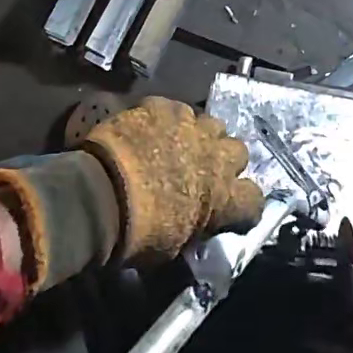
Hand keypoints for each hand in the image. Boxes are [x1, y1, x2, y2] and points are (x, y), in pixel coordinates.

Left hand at [73, 96, 266, 264]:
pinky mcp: (164, 106)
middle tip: (203, 170)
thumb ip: (193, 229)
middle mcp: (216, 156)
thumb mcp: (172, 246)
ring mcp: (191, 126)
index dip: (243, 204)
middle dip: (224, 160)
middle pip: (238, 151)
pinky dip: (167, 119)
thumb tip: (191, 228)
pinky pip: (175, 109)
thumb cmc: (136, 233)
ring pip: (211, 123)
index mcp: (224, 197)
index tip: (230, 208)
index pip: (254, 199)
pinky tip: (151, 129)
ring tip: (179, 145)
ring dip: (200, 136)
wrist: (98, 195)